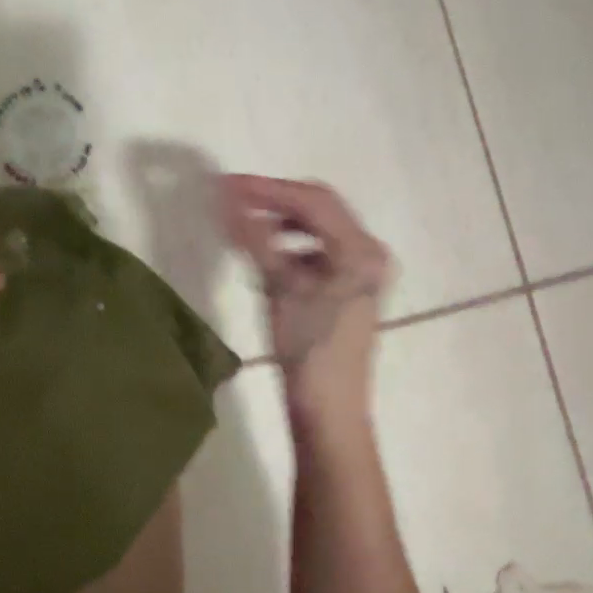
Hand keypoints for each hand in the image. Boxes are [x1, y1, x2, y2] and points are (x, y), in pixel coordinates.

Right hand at [217, 176, 389, 417]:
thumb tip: (228, 199)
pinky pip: (316, 250)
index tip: (224, 185)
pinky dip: (288, 244)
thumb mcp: (280, 289)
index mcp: (359, 250)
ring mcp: (361, 271)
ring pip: (317, 228)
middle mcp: (368, 252)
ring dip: (280, 221)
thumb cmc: (307, 349)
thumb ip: (256, 240)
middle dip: (273, 200)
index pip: (311, 201)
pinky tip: (264, 257)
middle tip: (229, 199)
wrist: (328, 406)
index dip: (266, 189)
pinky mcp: (348, 287)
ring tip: (243, 225)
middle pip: (318, 208)